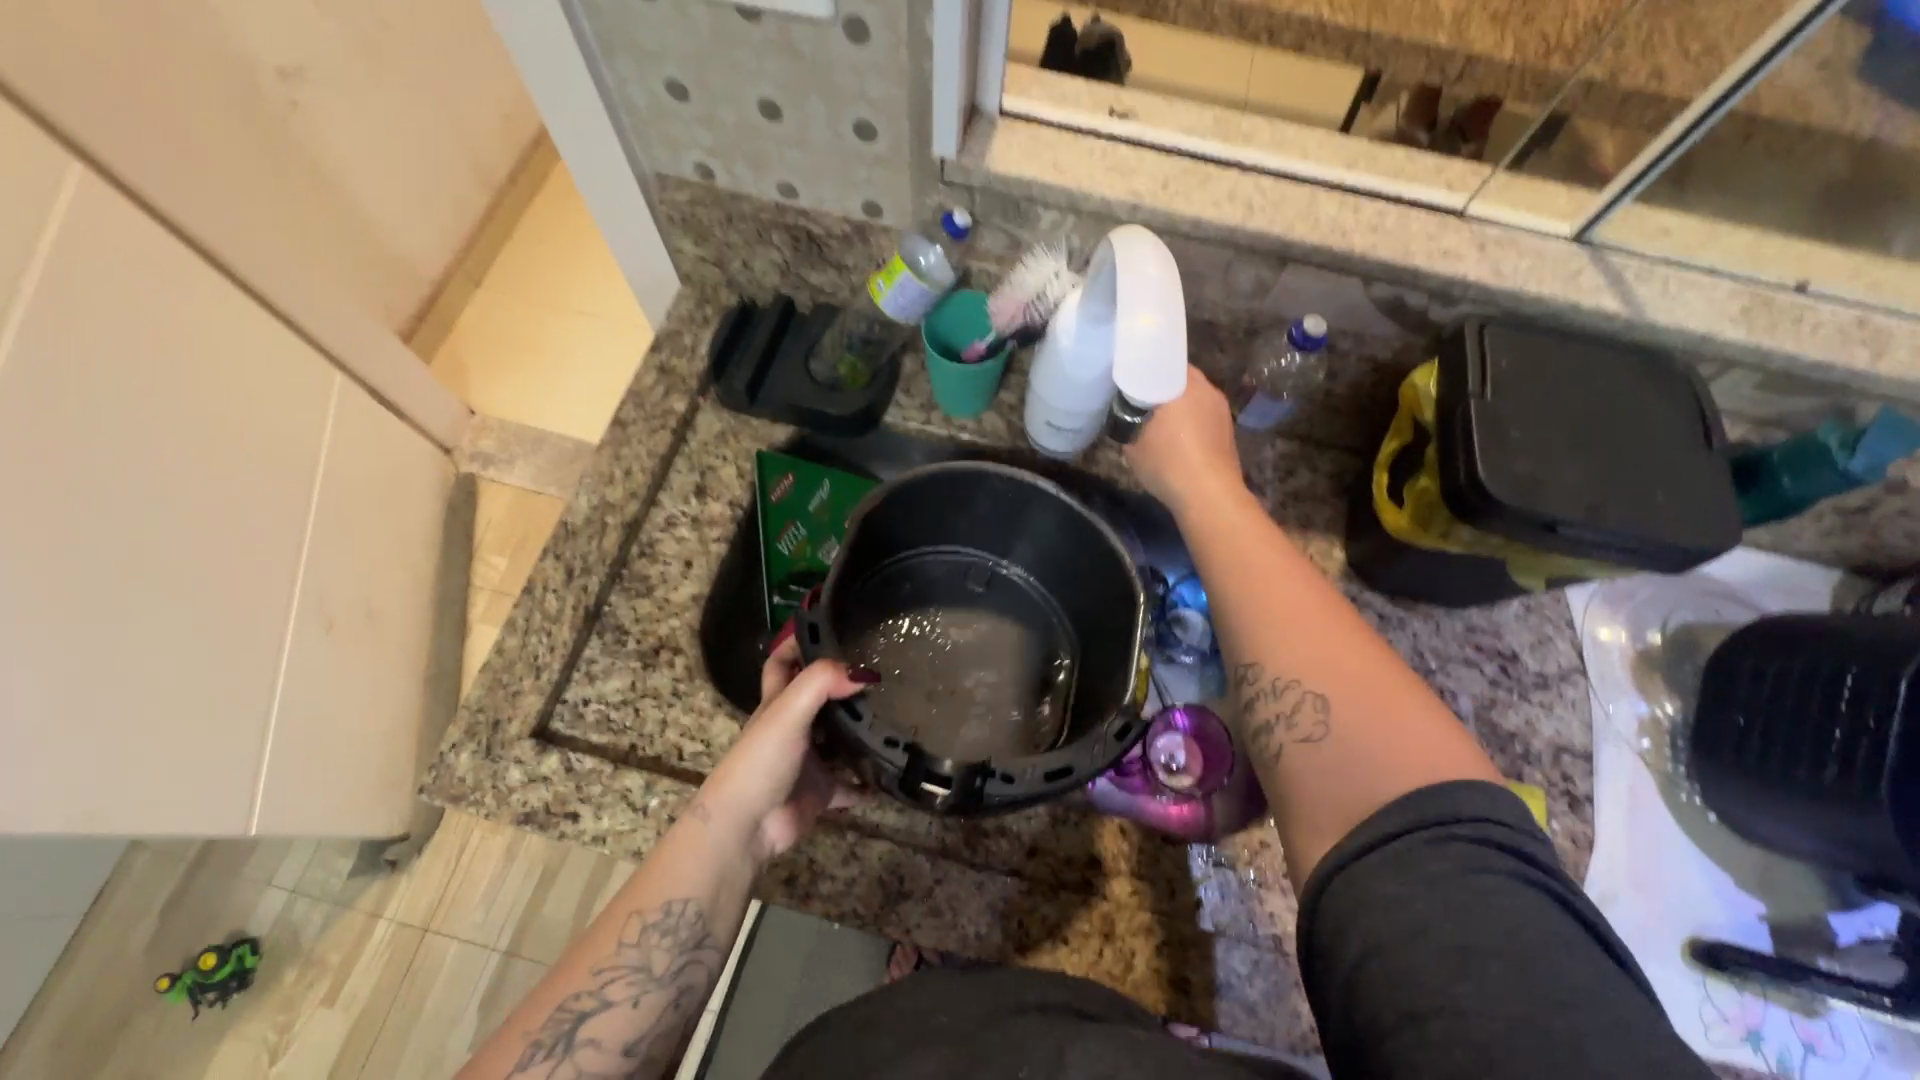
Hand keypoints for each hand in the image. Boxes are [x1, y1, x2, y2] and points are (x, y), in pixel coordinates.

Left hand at [691, 633, 870, 863]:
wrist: (747, 826)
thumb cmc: (761, 761)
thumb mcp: (787, 710)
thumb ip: (821, 683)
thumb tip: (865, 673)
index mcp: (777, 703)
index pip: (782, 662)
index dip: (797, 643)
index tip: (829, 627)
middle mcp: (793, 728)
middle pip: (819, 700)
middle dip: (843, 689)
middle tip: (882, 674)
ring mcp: (807, 761)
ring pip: (839, 741)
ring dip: (862, 734)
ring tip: (897, 719)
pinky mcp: (820, 792)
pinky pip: (850, 785)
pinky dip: (868, 782)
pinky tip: (890, 773)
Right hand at [1125, 365, 1245, 516]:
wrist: (1208, 496)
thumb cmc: (1168, 462)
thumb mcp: (1132, 443)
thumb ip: (1128, 421)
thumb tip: (1129, 416)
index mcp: (1185, 384)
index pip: (1167, 360)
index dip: (1149, 368)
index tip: (1133, 378)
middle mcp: (1208, 391)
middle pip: (1182, 379)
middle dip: (1164, 387)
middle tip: (1141, 400)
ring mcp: (1222, 412)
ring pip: (1195, 399)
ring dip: (1179, 406)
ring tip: (1158, 421)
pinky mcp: (1228, 433)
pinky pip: (1204, 418)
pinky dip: (1191, 423)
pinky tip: (1177, 440)